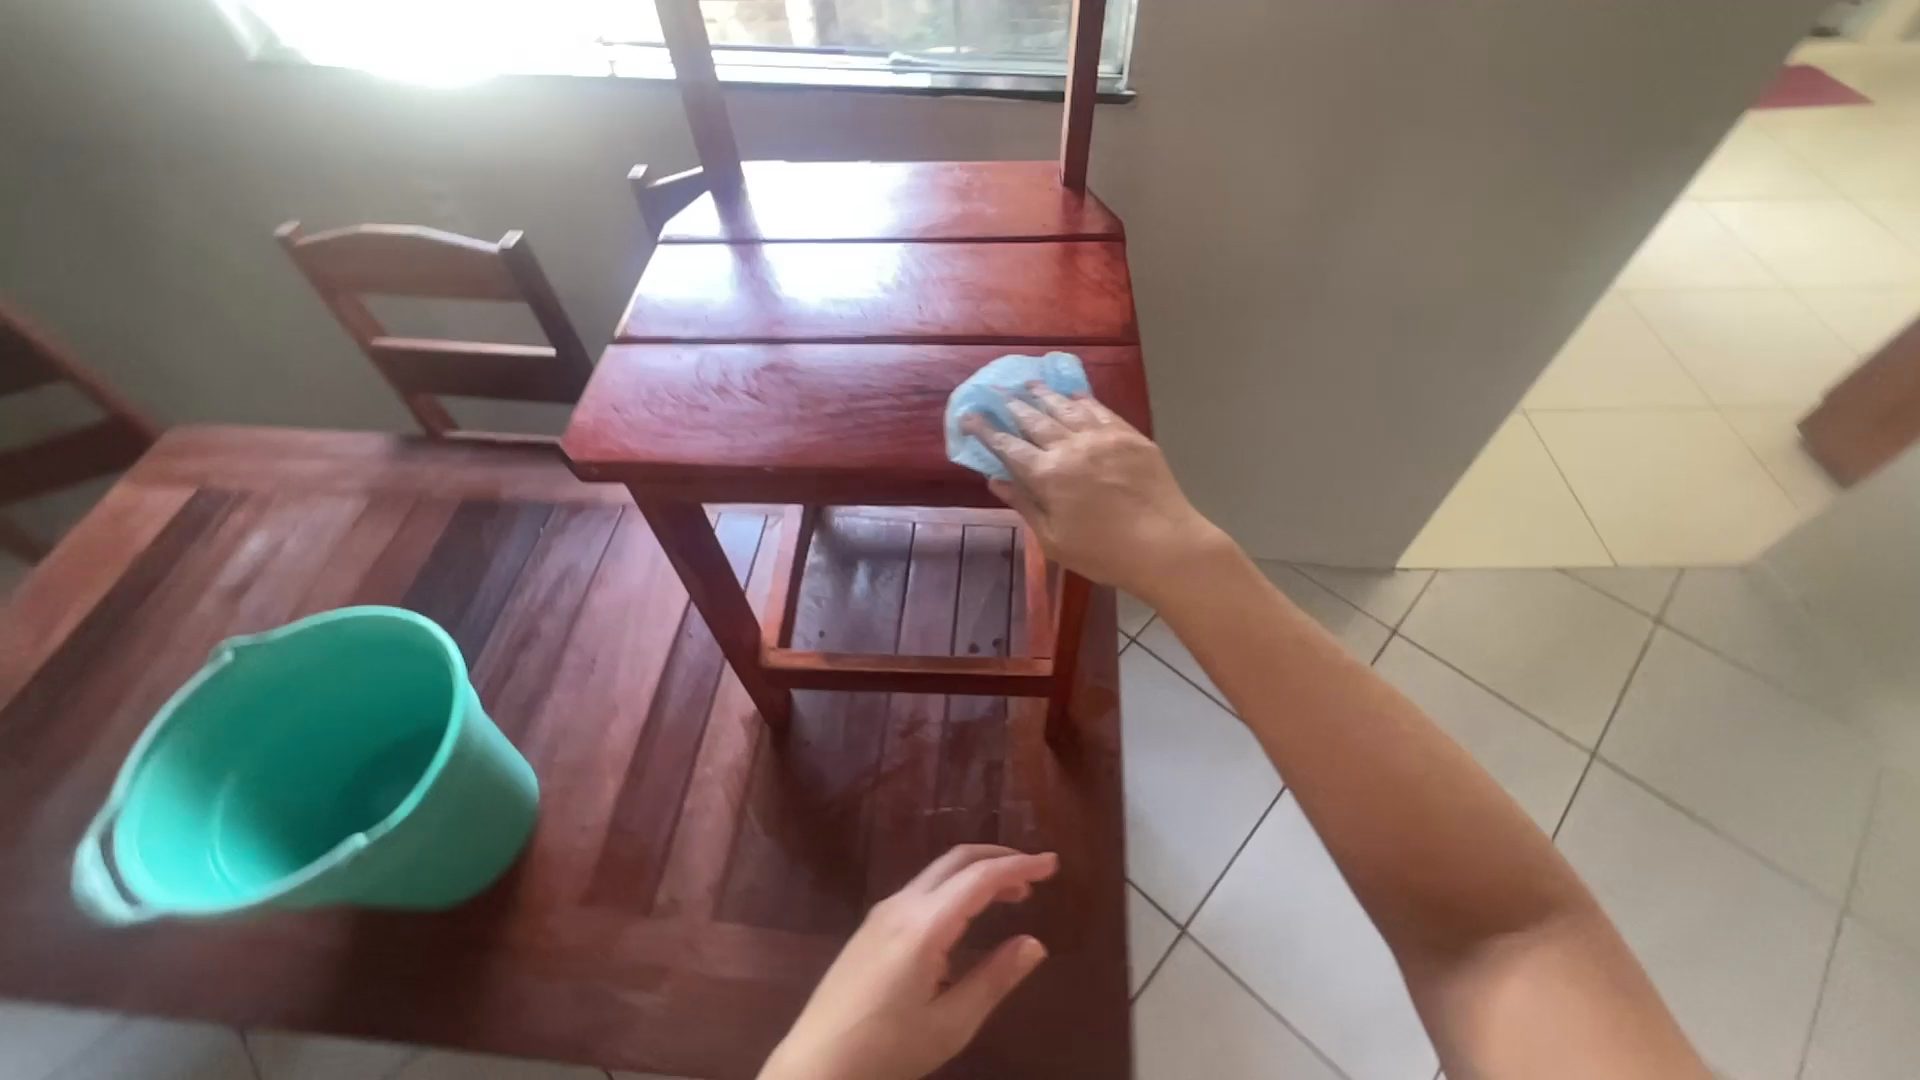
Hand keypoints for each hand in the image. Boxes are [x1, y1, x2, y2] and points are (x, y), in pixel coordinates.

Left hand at [758, 846, 1058, 1079]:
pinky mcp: (871, 926)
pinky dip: (954, 888)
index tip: (1052, 864)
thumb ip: (994, 979)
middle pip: (956, 860)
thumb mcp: (950, 1024)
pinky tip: (967, 916)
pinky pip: (921, 890)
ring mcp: (882, 913)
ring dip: (976, 873)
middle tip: (1036, 874)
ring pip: (937, 873)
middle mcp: (901, 905)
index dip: (1019, 867)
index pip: (980, 878)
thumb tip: (1034, 944)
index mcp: (924, 925)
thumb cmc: (886, 1050)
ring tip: (1011, 896)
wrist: (815, 1066)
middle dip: (999, 859)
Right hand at [964, 384, 1228, 606]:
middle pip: (1034, 419)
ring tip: (1028, 383)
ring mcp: (1103, 438)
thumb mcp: (1054, 539)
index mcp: (1048, 475)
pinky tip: (1073, 394)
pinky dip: (1082, 400)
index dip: (986, 430)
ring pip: (1066, 408)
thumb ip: (1024, 505)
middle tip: (995, 389)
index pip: (1008, 446)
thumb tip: (996, 480)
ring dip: (1044, 394)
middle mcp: (1071, 447)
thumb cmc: (1103, 553)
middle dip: (1011, 404)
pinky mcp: (1130, 437)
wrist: (1165, 545)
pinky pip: (1099, 411)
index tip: (969, 416)